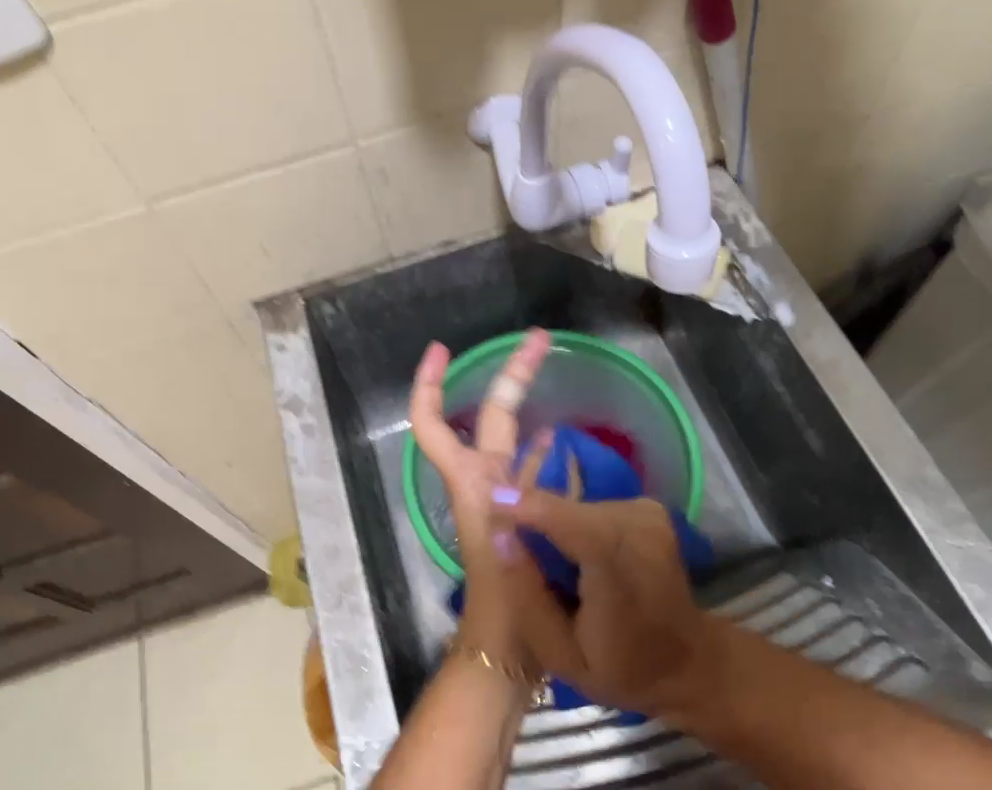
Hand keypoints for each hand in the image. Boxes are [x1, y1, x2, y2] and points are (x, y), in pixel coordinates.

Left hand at [406, 328, 552, 675]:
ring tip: (555, 372)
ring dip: (528, 404)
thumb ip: (515, 508)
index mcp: (472, 483)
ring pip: (515, 437)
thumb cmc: (504, 608)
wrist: (505, 654)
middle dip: (514, 373)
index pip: (432, 424)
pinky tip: (562, 439)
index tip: (442, 349)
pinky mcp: (523, 516)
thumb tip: (548, 453)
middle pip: (493, 414)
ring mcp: (504, 496)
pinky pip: (534, 469)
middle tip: (542, 338)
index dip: (429, 385)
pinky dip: (544, 449)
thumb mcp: (505, 552)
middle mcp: (485, 480)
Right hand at [492, 490, 727, 717]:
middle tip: (507, 544)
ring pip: (578, 504)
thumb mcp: (563, 656)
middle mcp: (639, 531)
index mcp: (621, 573)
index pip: (570, 522)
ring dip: (554, 524)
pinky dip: (575, 523)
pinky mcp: (648, 508)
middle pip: (568, 508)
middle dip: (533, 519)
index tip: (487, 506)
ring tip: (545, 561)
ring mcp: (648, 514)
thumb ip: (528, 598)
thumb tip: (500, 537)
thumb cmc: (624, 667)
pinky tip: (574, 555)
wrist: (689, 662)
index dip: (526, 508)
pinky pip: (593, 505)